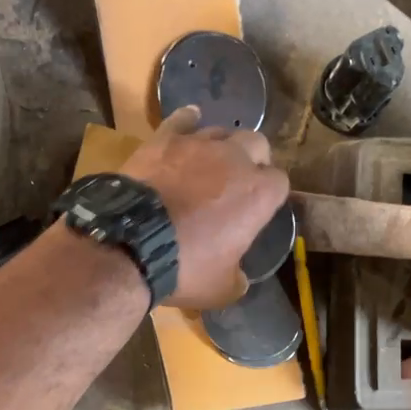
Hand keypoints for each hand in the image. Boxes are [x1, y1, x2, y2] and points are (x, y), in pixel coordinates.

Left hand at [121, 105, 289, 308]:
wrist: (131, 244)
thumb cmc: (186, 268)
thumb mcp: (221, 288)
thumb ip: (237, 277)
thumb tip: (239, 277)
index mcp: (258, 194)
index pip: (279, 183)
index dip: (270, 196)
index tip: (258, 210)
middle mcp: (235, 159)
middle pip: (257, 144)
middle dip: (253, 160)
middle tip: (238, 183)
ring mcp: (198, 144)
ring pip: (221, 131)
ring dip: (221, 146)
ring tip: (210, 164)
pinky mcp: (164, 139)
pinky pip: (182, 121)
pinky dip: (187, 122)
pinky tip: (189, 124)